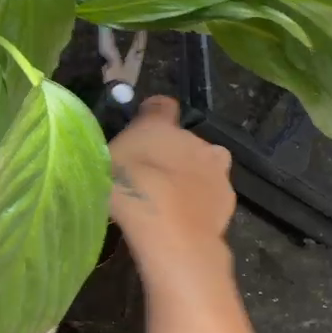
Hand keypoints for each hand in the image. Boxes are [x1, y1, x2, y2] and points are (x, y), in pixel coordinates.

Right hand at [109, 96, 236, 288]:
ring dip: (191, 173)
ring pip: (205, 165)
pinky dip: (200, 198)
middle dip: (173, 151)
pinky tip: (182, 213)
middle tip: (152, 171)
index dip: (153, 113)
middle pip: (186, 139)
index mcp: (159, 126)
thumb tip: (112, 149)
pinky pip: (212, 192)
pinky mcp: (228, 197)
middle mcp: (193, 140)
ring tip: (169, 196)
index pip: (161, 106)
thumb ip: (115, 151)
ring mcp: (216, 169)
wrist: (168, 226)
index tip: (144, 122)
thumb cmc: (126, 185)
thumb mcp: (103, 161)